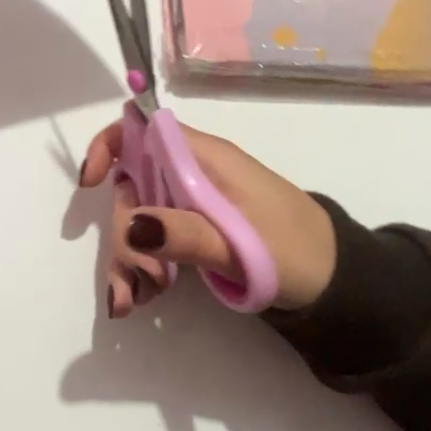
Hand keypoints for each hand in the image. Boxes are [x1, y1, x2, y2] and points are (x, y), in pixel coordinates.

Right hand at [79, 120, 336, 316]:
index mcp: (203, 159)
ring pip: (138, 220)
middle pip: (132, 186)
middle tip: (144, 278)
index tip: (90, 184)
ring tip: (134, 301)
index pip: (141, 129)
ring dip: (128, 259)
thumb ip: (185, 234)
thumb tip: (131, 225)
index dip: (108, 147)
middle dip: (125, 233)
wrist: (340, 284)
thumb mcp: (240, 246)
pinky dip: (141, 270)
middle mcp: (190, 174)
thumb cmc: (294, 252)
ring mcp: (190, 204)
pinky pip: (152, 242)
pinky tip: (141, 301)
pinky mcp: (193, 230)